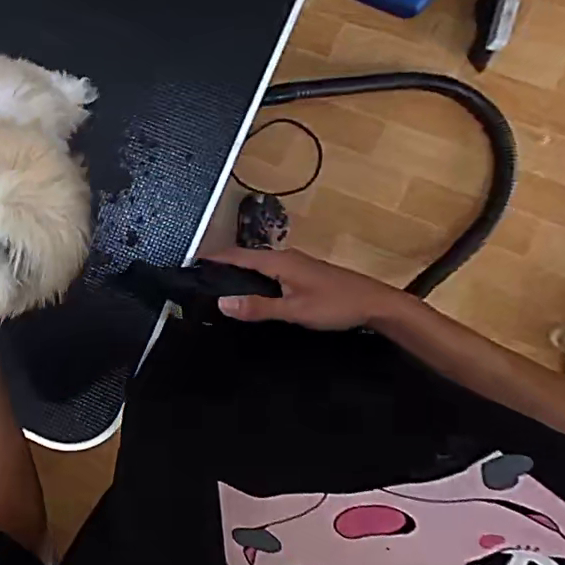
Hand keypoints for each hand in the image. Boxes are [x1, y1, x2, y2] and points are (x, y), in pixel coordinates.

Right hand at [202, 247, 414, 330]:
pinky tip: (252, 294)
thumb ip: (258, 307)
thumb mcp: (294, 310)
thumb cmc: (335, 305)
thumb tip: (221, 303)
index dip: (213, 258)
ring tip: (218, 287)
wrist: (374, 303)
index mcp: (279, 261)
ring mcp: (295, 264)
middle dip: (222, 265)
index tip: (190, 263)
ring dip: (238, 272)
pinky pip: (270, 272)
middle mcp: (285, 257)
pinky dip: (254, 279)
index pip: (237, 255)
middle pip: (246, 257)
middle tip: (199, 280)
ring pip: (258, 265)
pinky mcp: (303, 273)